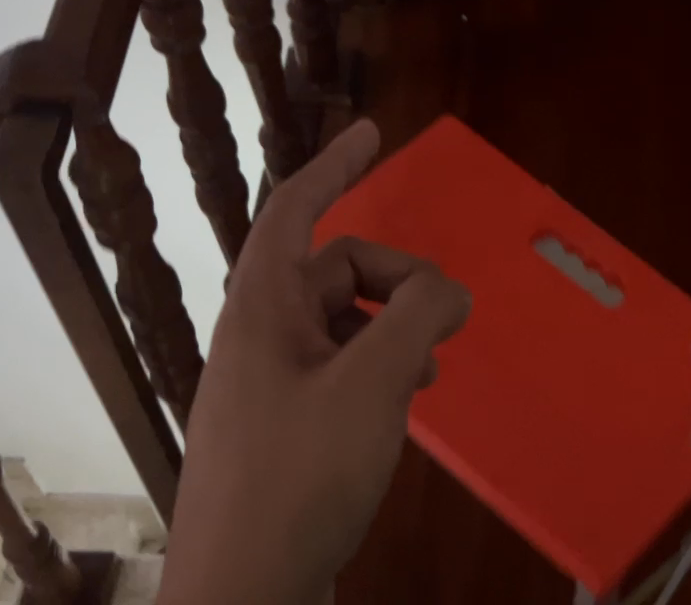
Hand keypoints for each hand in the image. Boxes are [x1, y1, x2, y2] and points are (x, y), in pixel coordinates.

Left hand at [158, 120, 471, 604]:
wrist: (242, 602)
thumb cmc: (300, 477)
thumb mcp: (373, 383)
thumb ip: (417, 315)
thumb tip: (448, 289)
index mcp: (262, 311)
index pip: (293, 210)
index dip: (334, 165)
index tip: (372, 132)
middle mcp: (259, 337)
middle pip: (336, 270)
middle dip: (398, 280)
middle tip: (447, 316)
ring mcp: (269, 386)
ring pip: (344, 322)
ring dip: (395, 326)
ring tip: (432, 366)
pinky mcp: (284, 428)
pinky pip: (340, 367)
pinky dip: (382, 366)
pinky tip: (409, 400)